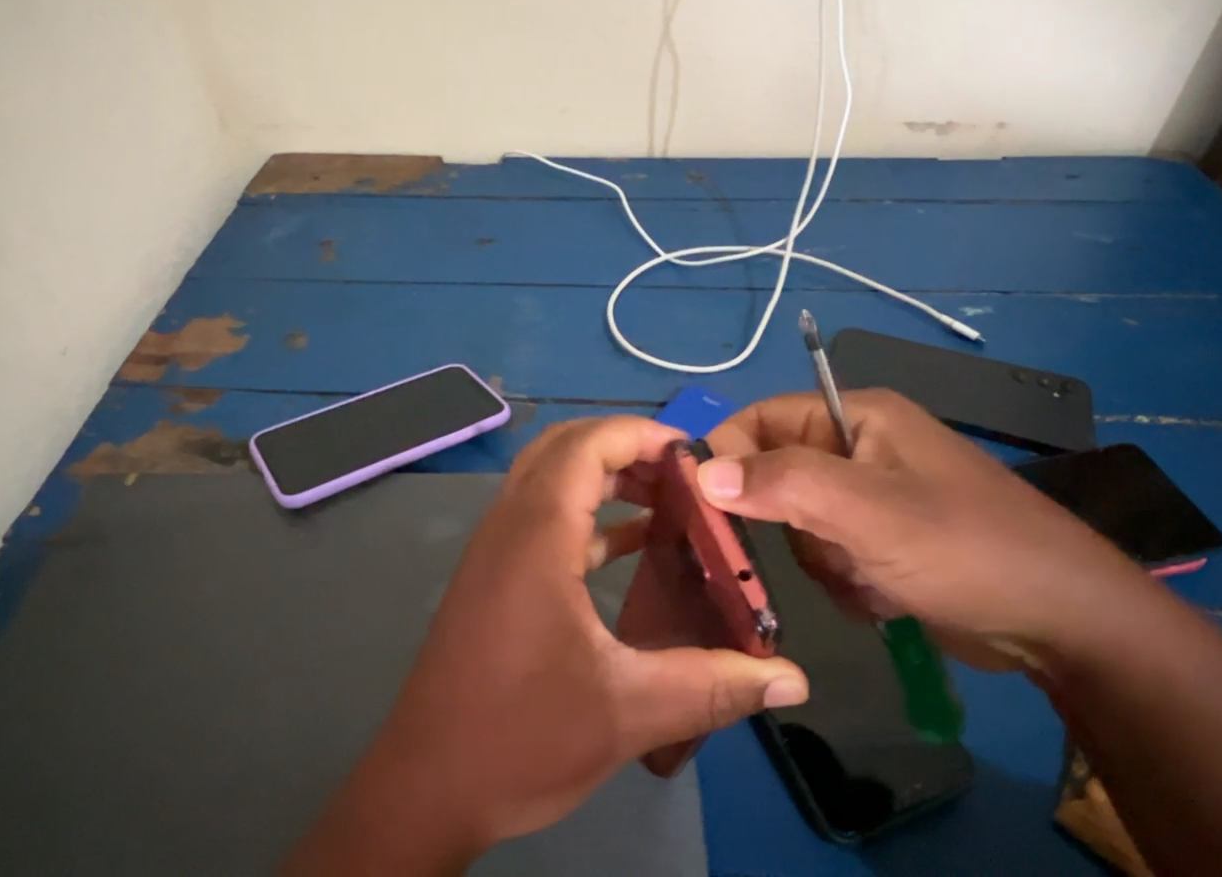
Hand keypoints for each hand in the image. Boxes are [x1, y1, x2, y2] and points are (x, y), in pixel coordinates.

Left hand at [285, 416, 807, 874]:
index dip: (640, 435)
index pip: (585, 446)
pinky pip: (542, 521)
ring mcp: (494, 554)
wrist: (428, 786)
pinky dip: (587, 518)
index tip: (695, 456)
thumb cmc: (522, 736)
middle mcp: (508, 529)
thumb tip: (793, 679)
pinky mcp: (493, 581)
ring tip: (670, 503)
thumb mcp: (629, 710)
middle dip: (624, 448)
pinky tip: (632, 546)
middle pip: (562, 450)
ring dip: (604, 480)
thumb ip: (714, 685)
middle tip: (685, 475)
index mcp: (536, 537)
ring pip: (548, 482)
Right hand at [701, 389, 1160, 665]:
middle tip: (812, 550)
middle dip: (786, 522)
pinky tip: (881, 595)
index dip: (728, 455)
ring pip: (799, 523)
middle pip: (776, 475)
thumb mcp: (867, 511)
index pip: (761, 418)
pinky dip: (844, 579)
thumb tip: (699, 472)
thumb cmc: (966, 548)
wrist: (1065, 623)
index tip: (705, 507)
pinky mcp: (886, 542)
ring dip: (820, 558)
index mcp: (857, 416)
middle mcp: (861, 447)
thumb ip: (782, 484)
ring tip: (863, 576)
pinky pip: (830, 554)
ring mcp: (875, 498)